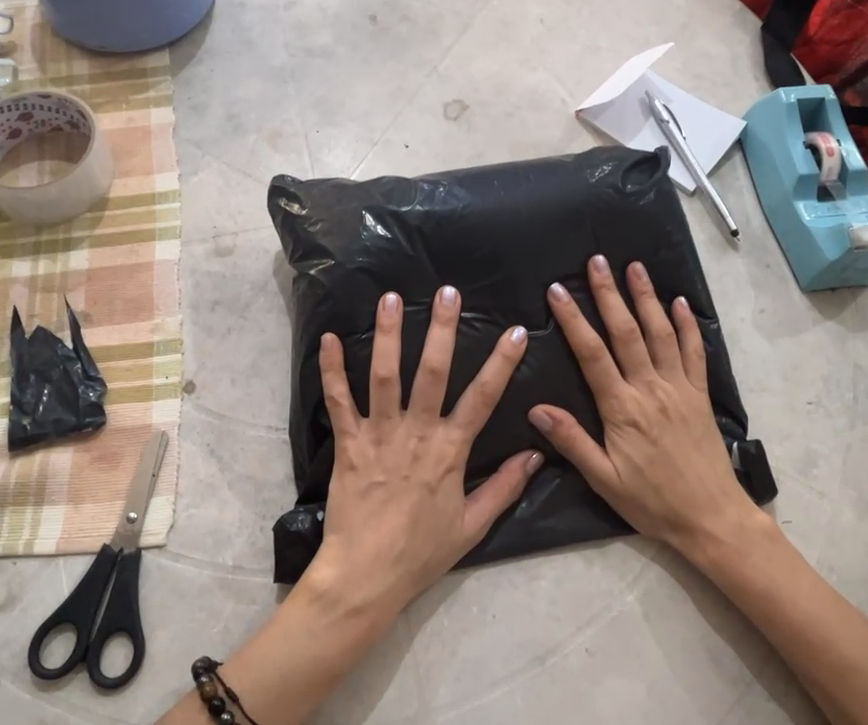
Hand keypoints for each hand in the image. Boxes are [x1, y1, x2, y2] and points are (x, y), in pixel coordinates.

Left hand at [306, 286, 541, 618]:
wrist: (366, 576)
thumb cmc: (422, 552)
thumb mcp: (473, 525)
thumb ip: (505, 486)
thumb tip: (537, 453)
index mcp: (450, 450)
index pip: (483, 398)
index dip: (501, 363)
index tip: (516, 331)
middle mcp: (417, 433)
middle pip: (433, 372)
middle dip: (442, 329)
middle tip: (448, 292)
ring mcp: (379, 434)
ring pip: (385, 376)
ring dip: (389, 335)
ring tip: (391, 298)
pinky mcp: (348, 443)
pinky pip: (339, 401)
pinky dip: (333, 370)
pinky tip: (329, 339)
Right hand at [529, 257, 766, 557]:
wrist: (711, 518)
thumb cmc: (652, 502)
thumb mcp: (603, 480)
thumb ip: (571, 441)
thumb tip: (536, 409)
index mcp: (621, 408)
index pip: (591, 353)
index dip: (573, 319)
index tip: (558, 290)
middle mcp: (650, 389)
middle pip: (626, 332)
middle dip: (609, 294)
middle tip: (596, 261)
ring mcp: (679, 388)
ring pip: (660, 333)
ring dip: (646, 298)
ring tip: (634, 267)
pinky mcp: (700, 395)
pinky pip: (694, 352)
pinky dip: (687, 325)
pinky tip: (678, 302)